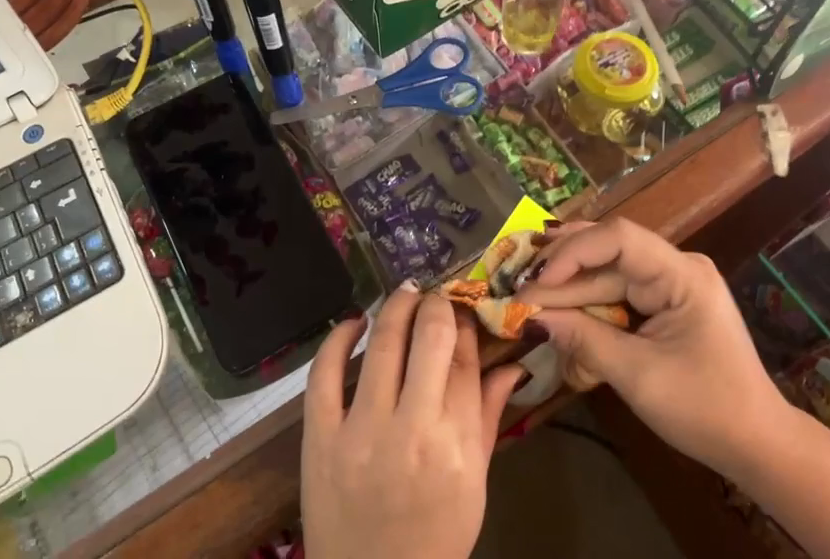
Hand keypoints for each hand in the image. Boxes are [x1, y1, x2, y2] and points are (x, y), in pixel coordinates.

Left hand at [302, 284, 524, 558]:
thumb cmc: (435, 537)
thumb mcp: (474, 484)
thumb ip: (487, 417)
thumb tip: (510, 364)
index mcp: (455, 445)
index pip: (464, 361)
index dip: (464, 324)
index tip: (461, 308)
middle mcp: (411, 430)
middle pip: (427, 340)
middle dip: (434, 305)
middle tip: (433, 294)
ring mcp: (360, 432)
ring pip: (380, 345)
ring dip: (394, 308)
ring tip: (404, 294)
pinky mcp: (319, 439)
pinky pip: (323, 374)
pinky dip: (338, 338)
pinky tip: (353, 322)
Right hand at [514, 219, 788, 471]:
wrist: (756, 444)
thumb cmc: (704, 408)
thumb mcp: (638, 375)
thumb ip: (583, 338)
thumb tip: (530, 314)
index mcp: (683, 274)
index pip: (618, 238)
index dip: (572, 253)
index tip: (537, 282)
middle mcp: (676, 267)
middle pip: (608, 253)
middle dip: (561, 270)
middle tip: (515, 284)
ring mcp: (670, 285)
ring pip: (607, 273)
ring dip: (569, 288)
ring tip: (524, 295)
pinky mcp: (663, 304)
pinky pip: (617, 293)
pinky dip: (586, 303)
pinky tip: (554, 306)